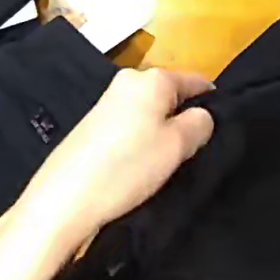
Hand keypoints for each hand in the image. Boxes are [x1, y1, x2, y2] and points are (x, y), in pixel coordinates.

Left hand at [12, 68, 214, 259]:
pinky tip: (134, 169)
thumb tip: (201, 116)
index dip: (213, 104)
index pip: (197, 81)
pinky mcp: (90, 125)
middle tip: (189, 154)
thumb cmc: (127, 168)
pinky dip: (137, 143)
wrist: (61, 202)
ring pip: (149, 112)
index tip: (218, 132)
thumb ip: (201, 123)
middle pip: (171, 96)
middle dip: (182, 120)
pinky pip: (129, 126)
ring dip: (159, 134)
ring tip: (161, 167)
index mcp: (152, 78)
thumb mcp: (177, 146)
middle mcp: (128, 80)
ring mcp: (106, 102)